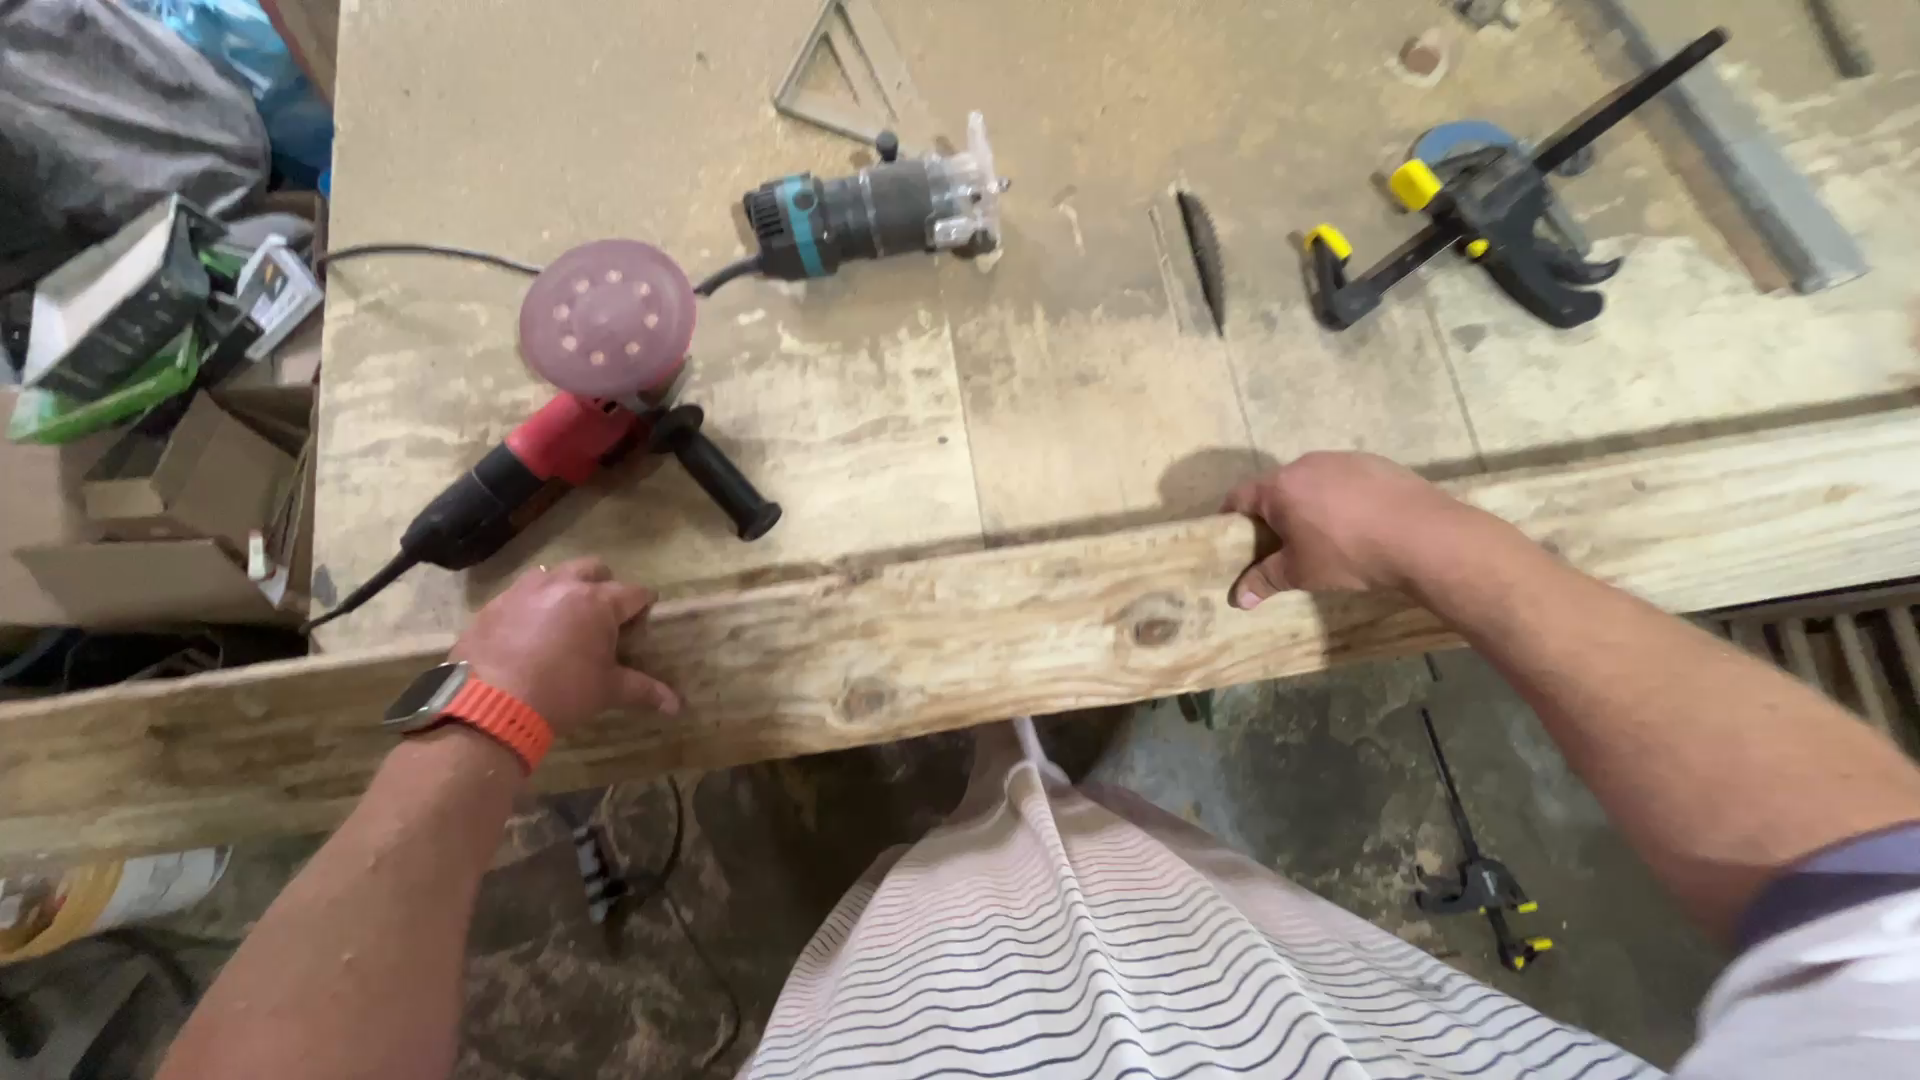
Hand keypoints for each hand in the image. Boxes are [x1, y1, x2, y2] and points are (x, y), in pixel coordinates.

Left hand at [451, 557, 680, 733]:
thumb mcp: (607, 691)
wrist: (487, 707)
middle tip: (604, 614)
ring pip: (553, 574)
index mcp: (598, 602)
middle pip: (593, 569)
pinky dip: (531, 604)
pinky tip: (528, 631)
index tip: (644, 616)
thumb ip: (644, 690)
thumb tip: (677, 706)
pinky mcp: (492, 605)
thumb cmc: (561, 694)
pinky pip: (519, 593)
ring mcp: (523, 592)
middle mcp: (562, 586)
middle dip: (604, 584)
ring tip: (564, 617)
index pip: (634, 592)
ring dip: (565, 588)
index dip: (643, 604)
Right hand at [1221, 452, 1480, 607]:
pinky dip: (1343, 496)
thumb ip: (1265, 579)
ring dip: (1309, 501)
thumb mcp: (1301, 572)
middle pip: (1276, 486)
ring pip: (1313, 480)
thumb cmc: (1349, 554)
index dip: (1231, 517)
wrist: (1424, 537)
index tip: (1233, 537)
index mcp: (1279, 488)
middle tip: (1281, 540)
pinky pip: (1345, 478)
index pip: (1239, 496)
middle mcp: (1306, 464)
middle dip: (1273, 510)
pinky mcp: (1376, 462)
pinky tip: (1360, 521)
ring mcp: (1343, 459)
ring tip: (1324, 531)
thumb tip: (1237, 599)